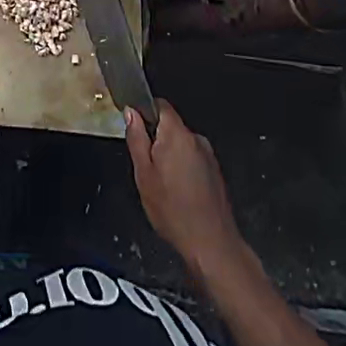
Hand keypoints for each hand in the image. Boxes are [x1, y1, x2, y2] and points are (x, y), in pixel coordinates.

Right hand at [126, 100, 244, 274]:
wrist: (209, 240)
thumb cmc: (174, 211)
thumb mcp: (144, 174)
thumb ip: (136, 138)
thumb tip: (131, 113)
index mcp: (177, 134)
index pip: (161, 105)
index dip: (145, 112)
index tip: (135, 128)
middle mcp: (195, 138)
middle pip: (170, 126)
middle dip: (156, 141)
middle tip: (146, 168)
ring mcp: (207, 153)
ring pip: (181, 144)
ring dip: (169, 156)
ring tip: (162, 186)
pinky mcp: (214, 169)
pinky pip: (192, 158)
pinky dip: (182, 168)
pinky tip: (177, 193)